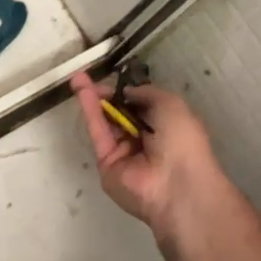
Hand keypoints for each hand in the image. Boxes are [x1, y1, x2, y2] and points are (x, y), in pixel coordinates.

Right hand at [71, 71, 230, 241]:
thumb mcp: (171, 104)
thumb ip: (146, 93)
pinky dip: (90, 112)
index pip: (141, 105)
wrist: (176, 184)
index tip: (114, 80)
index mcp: (165, 126)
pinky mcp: (106, 163)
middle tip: (88, 77)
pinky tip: (82, 92)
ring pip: (106, 121)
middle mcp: (144, 139)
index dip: (127, 91)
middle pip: (120, 113)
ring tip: (78, 79)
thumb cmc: (182, 139)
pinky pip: (98, 134)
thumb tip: (127, 91)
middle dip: (106, 94)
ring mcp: (124, 153)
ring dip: (93, 99)